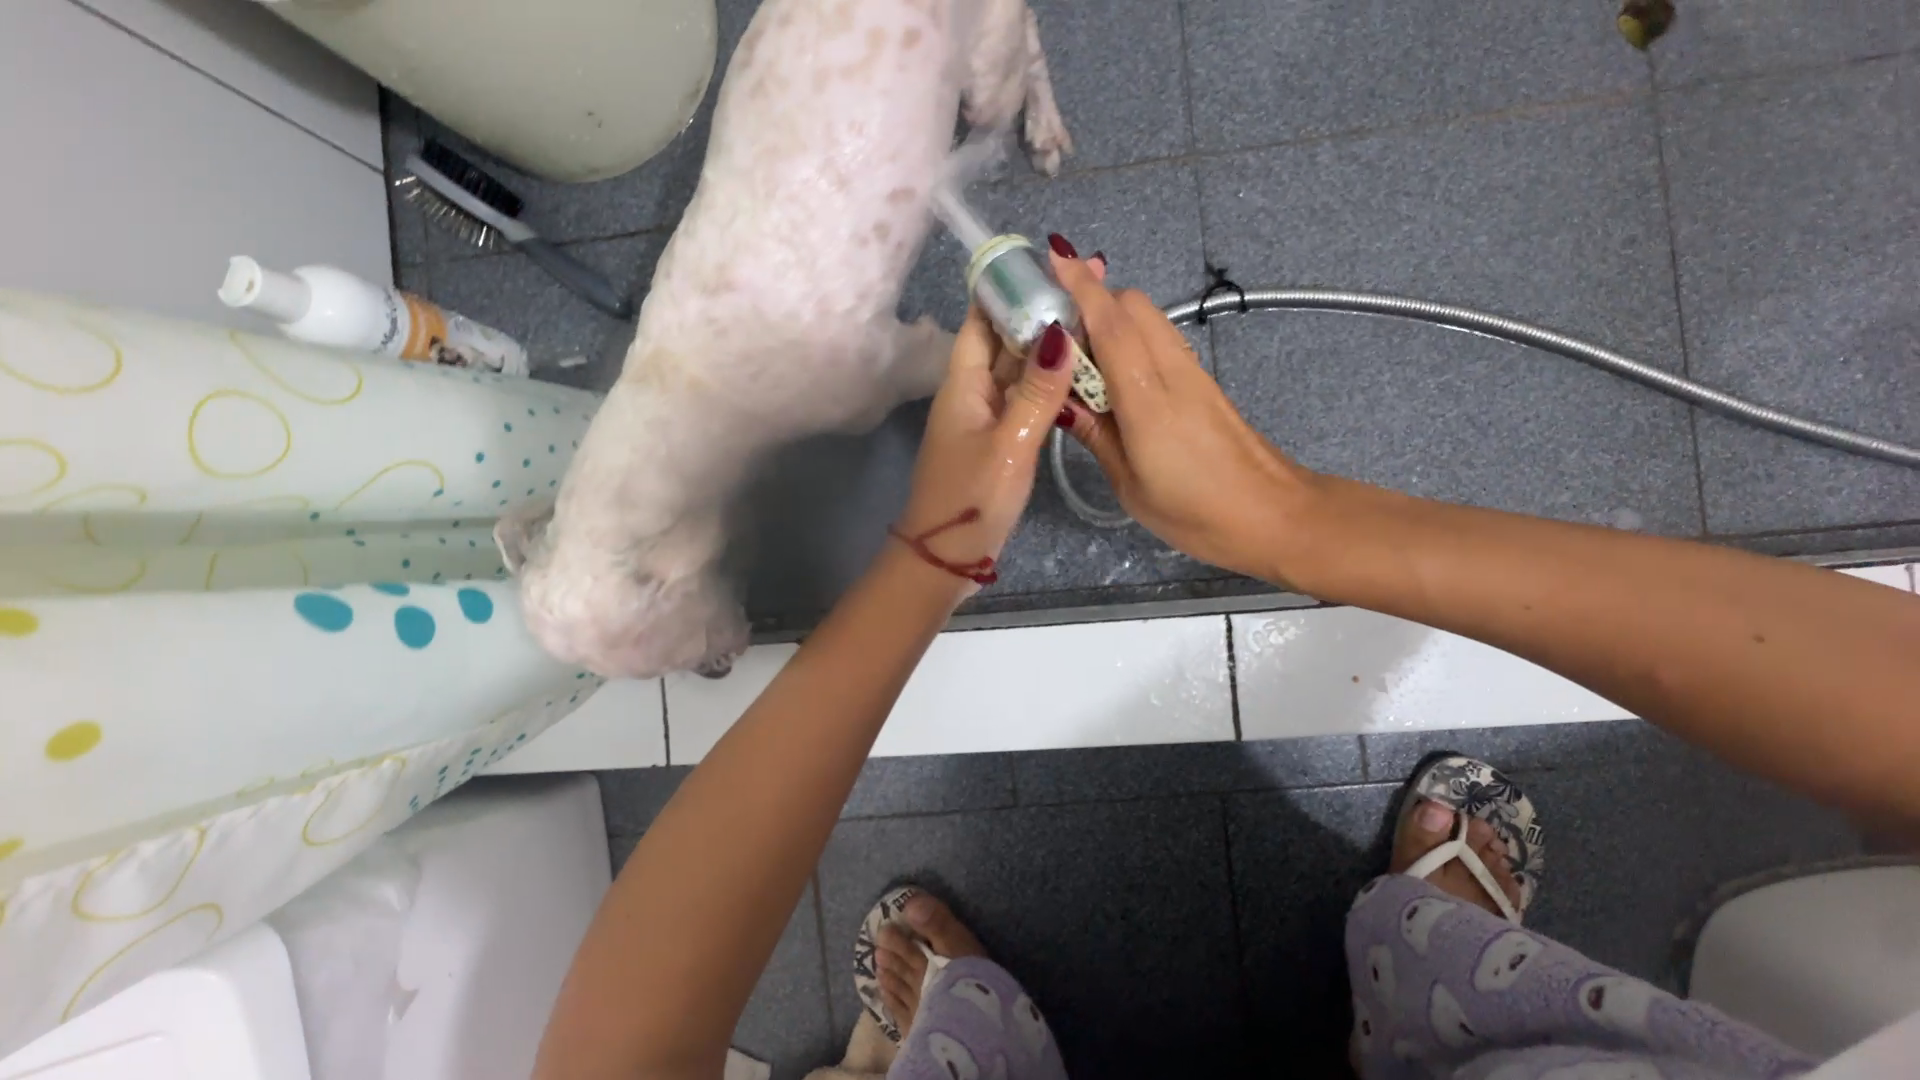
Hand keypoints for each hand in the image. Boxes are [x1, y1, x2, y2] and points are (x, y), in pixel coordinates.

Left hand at [892, 306, 1077, 599]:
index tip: (1050, 263)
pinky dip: (1049, 383)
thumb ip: (1038, 391)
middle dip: (1041, 312)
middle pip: (1005, 341)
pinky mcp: (998, 442)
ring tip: (1095, 319)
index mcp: (963, 384)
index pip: (982, 319)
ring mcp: (984, 419)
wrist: (946, 558)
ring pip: (1018, 371)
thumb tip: (1062, 330)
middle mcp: (971, 393)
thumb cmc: (971, 499)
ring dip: (1049, 346)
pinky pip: (1024, 400)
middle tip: (1092, 284)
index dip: (1010, 288)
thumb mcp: (1010, 443)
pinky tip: (1080, 373)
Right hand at [1049, 245, 1317, 582]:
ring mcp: (1192, 374)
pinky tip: (1114, 376)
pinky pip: (1160, 342)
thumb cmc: (1196, 513)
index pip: (1111, 324)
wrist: (1276, 516)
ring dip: (1113, 320)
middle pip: (1133, 306)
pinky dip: (1131, 340)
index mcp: (1148, 399)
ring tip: (1079, 354)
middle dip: (1093, 301)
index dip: (1081, 287)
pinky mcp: (1203, 383)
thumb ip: (1095, 435)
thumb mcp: (1130, 485)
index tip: (1054, 256)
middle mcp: (1172, 372)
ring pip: (1149, 320)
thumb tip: (1062, 401)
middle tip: (1055, 332)